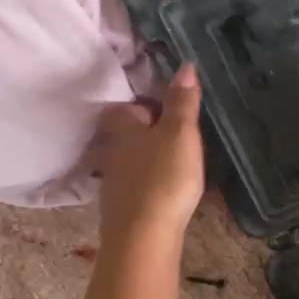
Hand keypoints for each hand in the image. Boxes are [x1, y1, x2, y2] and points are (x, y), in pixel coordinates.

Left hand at [94, 65, 204, 251]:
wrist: (144, 233)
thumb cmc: (165, 176)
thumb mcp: (181, 134)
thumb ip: (183, 102)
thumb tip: (185, 65)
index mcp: (122, 125)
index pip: (135, 104)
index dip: (157, 106)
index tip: (181, 115)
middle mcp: (111, 147)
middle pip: (134, 131)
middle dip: (154, 131)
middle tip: (187, 139)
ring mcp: (113, 177)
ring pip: (136, 157)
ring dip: (154, 157)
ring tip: (183, 164)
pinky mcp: (122, 202)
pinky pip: (139, 181)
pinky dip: (153, 180)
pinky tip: (171, 190)